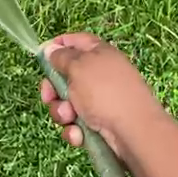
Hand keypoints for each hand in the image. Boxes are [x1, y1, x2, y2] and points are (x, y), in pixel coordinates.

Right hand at [39, 32, 168, 157]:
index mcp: (99, 54)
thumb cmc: (105, 93)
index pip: (75, 41)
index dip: (58, 45)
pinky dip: (74, 130)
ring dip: (61, 112)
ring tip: (68, 118)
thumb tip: (51, 49)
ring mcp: (101, 100)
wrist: (135, 133)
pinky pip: (77, 123)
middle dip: (53, 89)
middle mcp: (100, 75)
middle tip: (49, 97)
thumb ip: (61, 57)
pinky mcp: (100, 123)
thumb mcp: (79, 67)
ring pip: (68, 102)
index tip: (42, 55)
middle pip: (66, 75)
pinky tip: (78, 135)